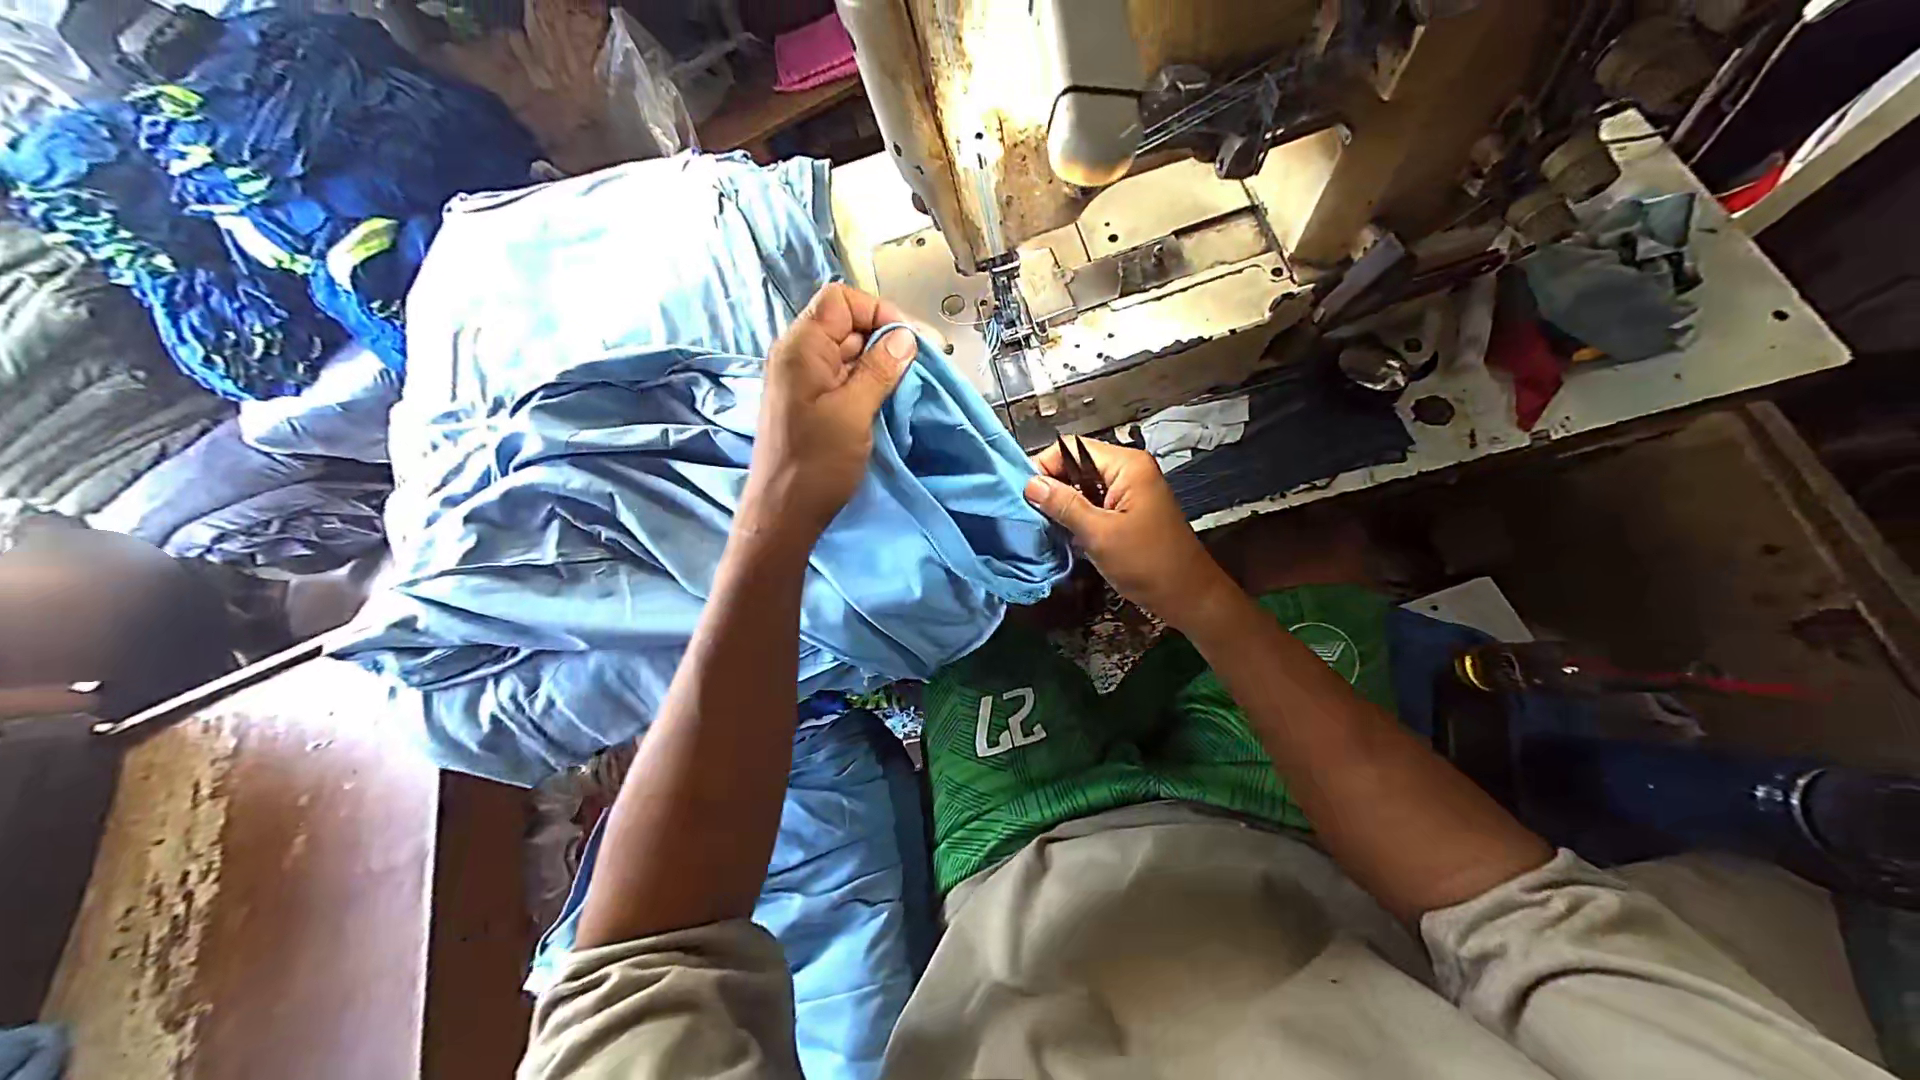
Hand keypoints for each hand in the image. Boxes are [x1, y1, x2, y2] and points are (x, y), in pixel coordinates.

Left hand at [743, 283, 917, 542]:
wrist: (785, 514)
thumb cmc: (816, 463)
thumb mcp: (854, 412)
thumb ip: (879, 369)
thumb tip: (905, 336)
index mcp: (800, 348)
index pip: (840, 300)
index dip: (876, 311)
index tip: (906, 341)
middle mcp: (798, 357)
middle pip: (846, 324)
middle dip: (883, 338)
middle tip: (916, 366)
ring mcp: (804, 381)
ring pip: (848, 353)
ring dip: (879, 363)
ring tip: (905, 385)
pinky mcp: (812, 404)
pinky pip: (843, 378)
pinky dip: (867, 382)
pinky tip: (887, 399)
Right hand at [1025, 438, 1242, 632]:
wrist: (1188, 597)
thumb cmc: (1148, 564)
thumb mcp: (1099, 534)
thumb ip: (1064, 505)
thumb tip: (1030, 484)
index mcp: (1126, 465)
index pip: (1072, 449)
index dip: (1045, 467)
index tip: (1024, 494)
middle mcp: (1128, 471)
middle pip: (1076, 466)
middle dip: (1052, 487)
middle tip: (1029, 513)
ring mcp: (1129, 491)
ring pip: (1082, 487)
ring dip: (1063, 504)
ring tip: (1042, 525)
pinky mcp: (1127, 511)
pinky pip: (1093, 503)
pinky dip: (1077, 516)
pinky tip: (1063, 533)